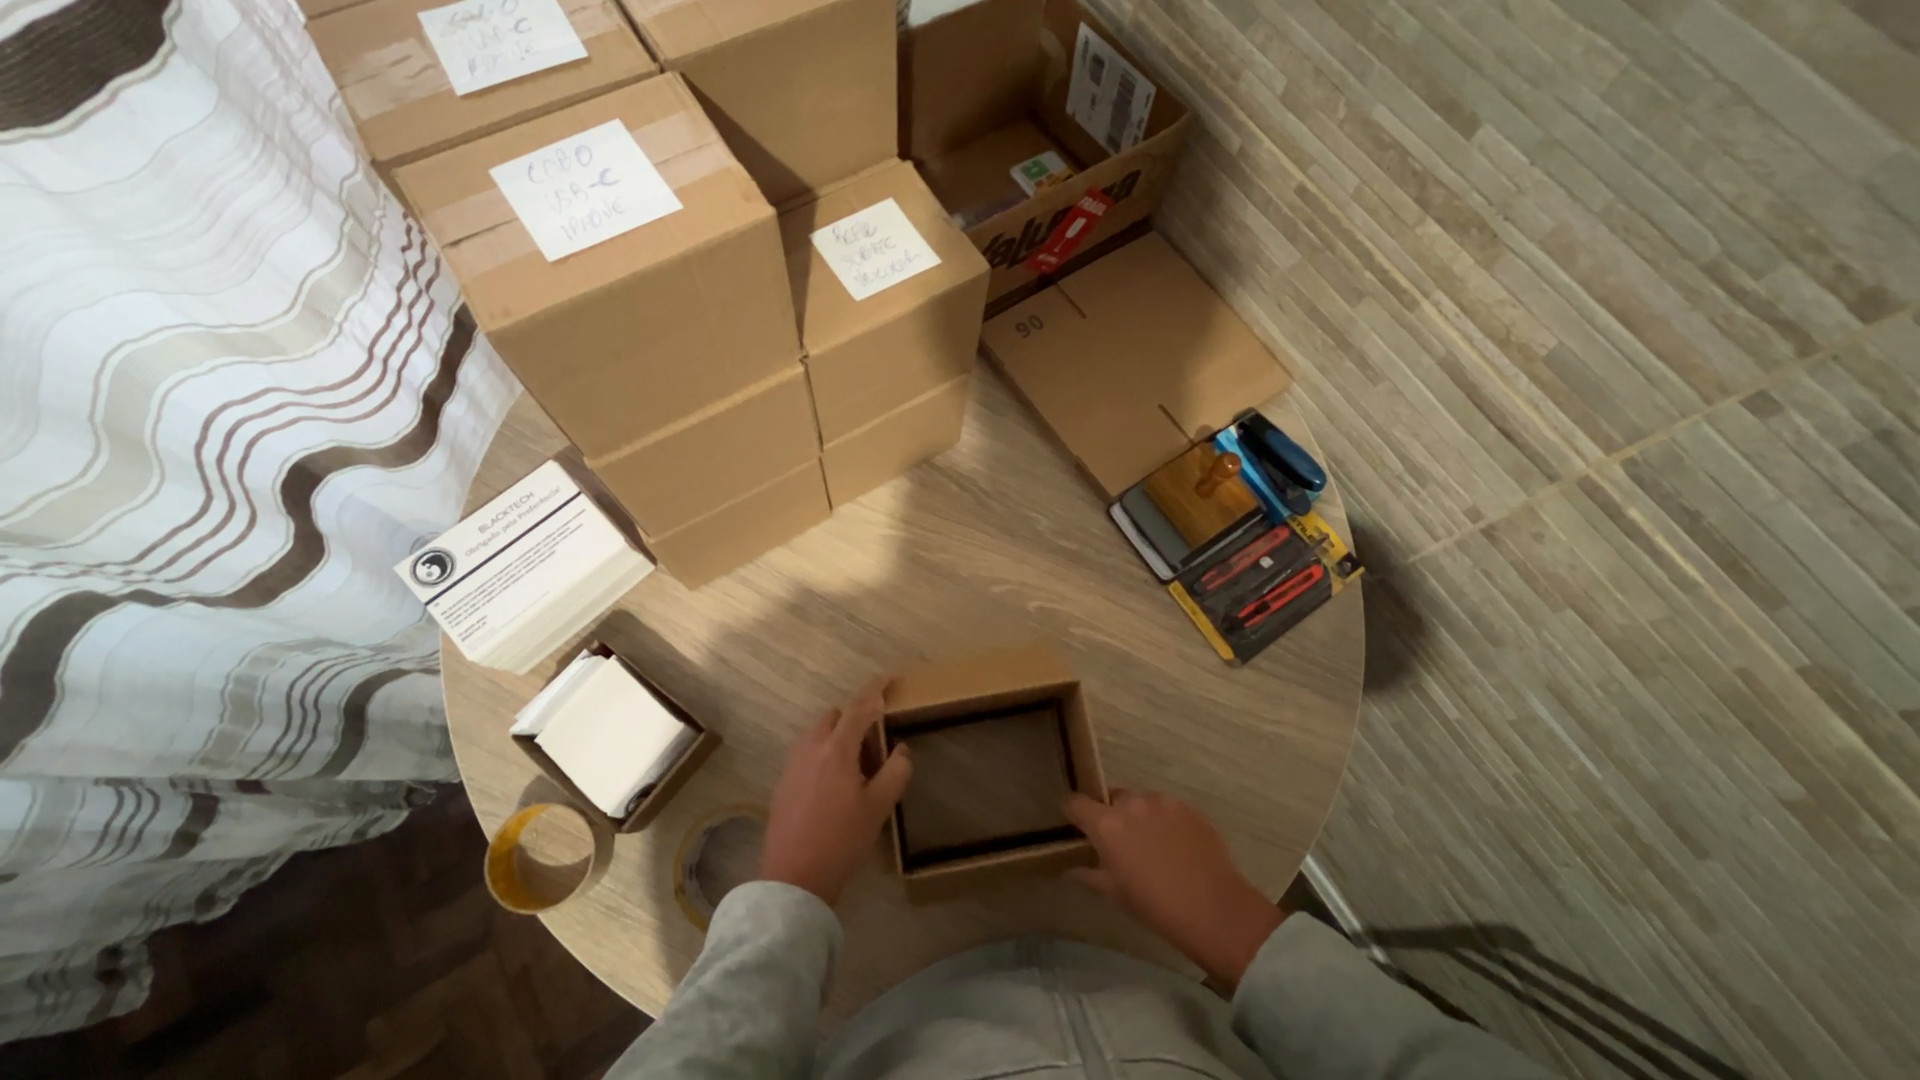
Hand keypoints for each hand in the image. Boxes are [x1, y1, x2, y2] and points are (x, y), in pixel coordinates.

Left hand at [760, 679, 911, 904]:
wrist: (794, 878)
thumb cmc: (842, 840)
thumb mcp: (879, 807)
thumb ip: (895, 771)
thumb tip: (901, 749)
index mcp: (837, 749)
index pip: (859, 707)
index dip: (876, 690)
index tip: (890, 679)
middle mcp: (810, 749)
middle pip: (834, 717)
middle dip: (855, 718)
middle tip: (876, 742)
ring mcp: (792, 766)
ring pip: (817, 735)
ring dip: (837, 737)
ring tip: (857, 767)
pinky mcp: (782, 785)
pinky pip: (806, 755)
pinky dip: (823, 755)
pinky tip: (835, 787)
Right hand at [1066, 790, 1286, 987]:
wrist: (1213, 908)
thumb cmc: (1154, 905)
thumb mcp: (1114, 894)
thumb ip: (1089, 874)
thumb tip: (1073, 869)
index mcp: (1107, 824)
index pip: (1076, 803)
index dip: (1074, 813)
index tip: (1077, 826)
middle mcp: (1132, 804)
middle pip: (1112, 799)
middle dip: (1112, 816)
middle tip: (1121, 844)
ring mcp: (1164, 802)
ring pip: (1142, 802)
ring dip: (1140, 817)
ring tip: (1154, 846)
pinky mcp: (1190, 807)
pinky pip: (1168, 809)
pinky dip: (1166, 822)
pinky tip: (1177, 847)